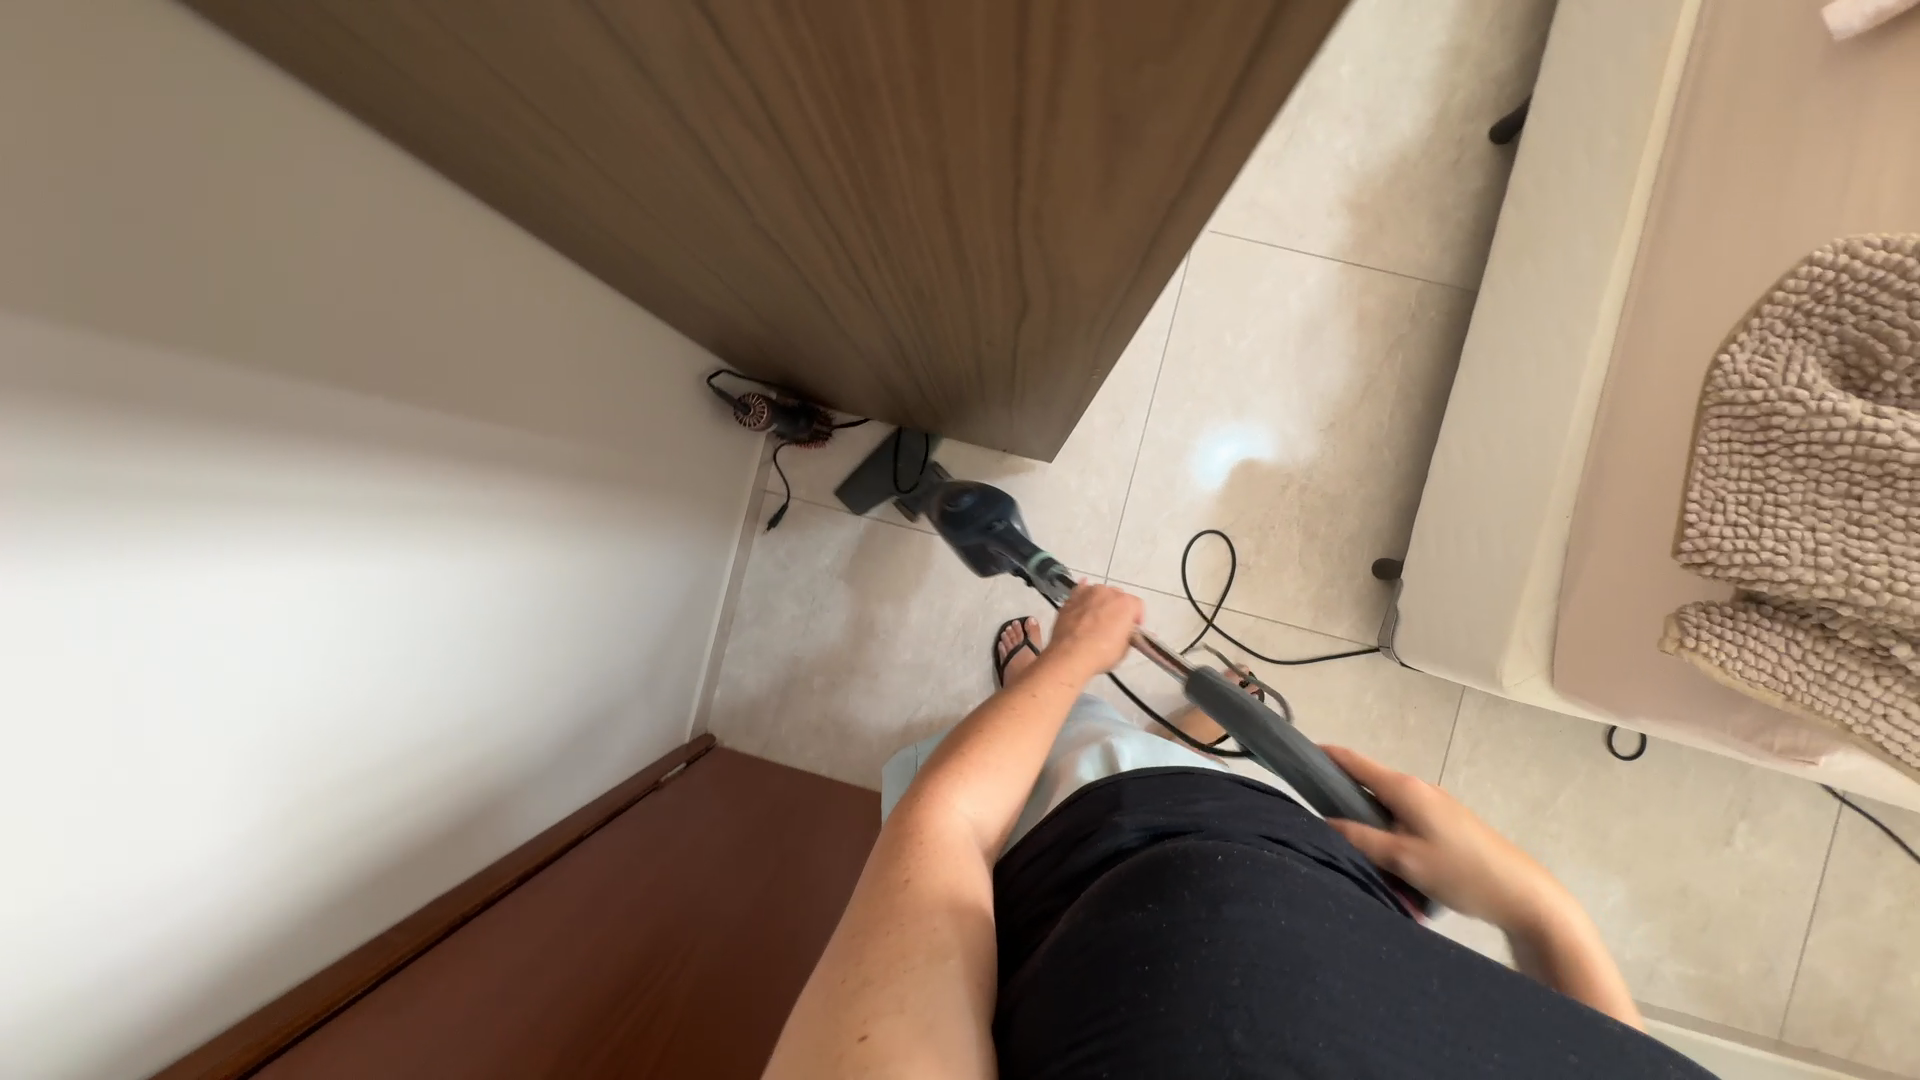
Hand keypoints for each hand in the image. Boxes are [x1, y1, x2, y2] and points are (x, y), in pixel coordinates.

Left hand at [1045, 584, 1143, 678]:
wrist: (1070, 655)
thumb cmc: (1101, 653)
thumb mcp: (1124, 648)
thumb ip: (1127, 633)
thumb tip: (1123, 630)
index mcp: (1126, 604)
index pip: (1138, 606)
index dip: (1136, 618)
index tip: (1132, 630)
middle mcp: (1108, 592)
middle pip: (1118, 596)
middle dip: (1119, 609)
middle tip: (1114, 625)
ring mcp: (1088, 593)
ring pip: (1100, 593)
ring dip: (1101, 602)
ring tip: (1096, 618)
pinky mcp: (1071, 598)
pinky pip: (1081, 592)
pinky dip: (1085, 596)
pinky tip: (1084, 601)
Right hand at [1321, 745, 1572, 934]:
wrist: (1528, 899)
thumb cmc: (1462, 873)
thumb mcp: (1404, 859)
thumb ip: (1360, 838)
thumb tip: (1324, 820)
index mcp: (1405, 787)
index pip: (1352, 760)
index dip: (1322, 755)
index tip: (1294, 757)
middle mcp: (1418, 788)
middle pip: (1367, 785)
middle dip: (1342, 801)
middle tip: (1319, 823)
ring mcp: (1436, 805)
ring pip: (1386, 808)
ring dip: (1370, 827)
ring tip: (1358, 855)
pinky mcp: (1448, 825)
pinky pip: (1404, 822)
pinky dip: (1390, 837)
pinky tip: (1391, 865)